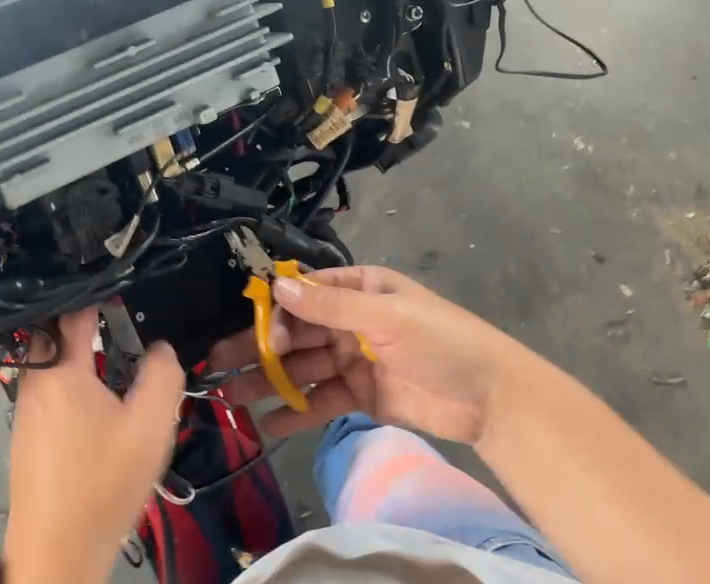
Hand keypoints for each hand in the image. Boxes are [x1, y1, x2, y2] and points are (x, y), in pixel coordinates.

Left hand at [6, 307, 186, 583]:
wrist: (58, 550)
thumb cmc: (104, 481)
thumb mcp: (150, 426)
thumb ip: (162, 376)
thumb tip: (160, 347)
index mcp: (60, 370)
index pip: (74, 311)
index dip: (97, 295)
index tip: (118, 286)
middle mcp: (33, 382)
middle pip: (53, 335)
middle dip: (80, 324)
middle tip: (115, 325)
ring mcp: (23, 411)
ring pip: (48, 366)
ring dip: (74, 358)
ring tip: (110, 367)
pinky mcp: (23, 438)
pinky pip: (45, 393)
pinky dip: (66, 387)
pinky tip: (92, 410)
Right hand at [207, 265, 522, 443]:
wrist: (492, 398)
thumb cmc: (441, 341)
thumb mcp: (386, 315)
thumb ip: (330, 306)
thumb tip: (277, 286)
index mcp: (358, 289)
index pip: (304, 295)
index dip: (274, 312)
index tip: (252, 332)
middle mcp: (350, 321)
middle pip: (295, 335)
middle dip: (258, 348)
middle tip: (216, 364)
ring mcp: (353, 361)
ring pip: (301, 370)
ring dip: (268, 382)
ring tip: (231, 398)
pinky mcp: (361, 398)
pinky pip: (321, 402)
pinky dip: (296, 412)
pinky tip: (268, 423)